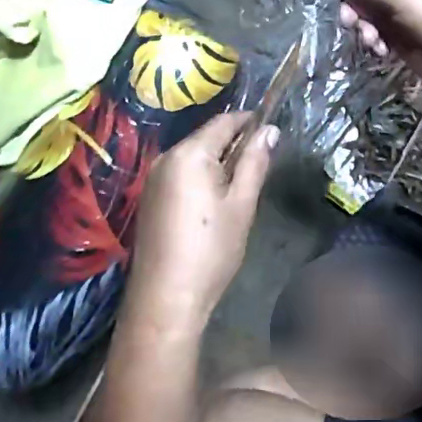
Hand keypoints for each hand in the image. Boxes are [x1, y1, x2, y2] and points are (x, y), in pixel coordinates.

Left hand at [125, 110, 278, 328]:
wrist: (165, 301)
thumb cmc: (211, 250)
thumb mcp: (242, 203)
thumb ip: (255, 161)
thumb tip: (270, 129)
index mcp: (190, 153)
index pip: (224, 121)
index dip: (250, 121)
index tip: (271, 131)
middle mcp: (167, 156)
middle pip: (207, 135)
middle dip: (235, 141)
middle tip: (261, 161)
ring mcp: (154, 176)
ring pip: (194, 153)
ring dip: (219, 159)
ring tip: (242, 181)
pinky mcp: (150, 196)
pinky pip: (181, 170)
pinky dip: (202, 173)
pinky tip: (215, 197)